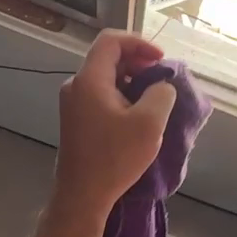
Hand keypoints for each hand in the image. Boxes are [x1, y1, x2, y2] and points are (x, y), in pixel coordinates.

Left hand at [53, 30, 177, 220]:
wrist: (82, 195)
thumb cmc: (115, 157)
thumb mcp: (150, 123)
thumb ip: (161, 93)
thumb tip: (161, 85)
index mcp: (90, 80)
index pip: (111, 40)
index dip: (139, 42)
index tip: (161, 60)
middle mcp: (77, 85)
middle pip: (109, 57)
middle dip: (139, 62)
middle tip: (162, 79)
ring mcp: (74, 103)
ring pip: (107, 76)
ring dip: (133, 80)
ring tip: (155, 98)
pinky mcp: (77, 118)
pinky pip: (102, 93)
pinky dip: (123, 94)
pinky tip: (139, 114)